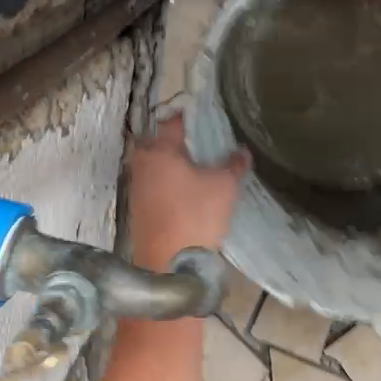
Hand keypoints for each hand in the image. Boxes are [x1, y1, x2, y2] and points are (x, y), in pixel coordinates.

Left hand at [128, 116, 249, 272]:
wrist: (169, 265)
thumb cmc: (196, 215)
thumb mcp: (224, 186)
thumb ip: (234, 164)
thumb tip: (243, 150)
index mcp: (160, 150)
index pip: (173, 120)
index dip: (189, 116)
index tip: (204, 115)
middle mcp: (143, 163)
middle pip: (159, 142)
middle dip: (177, 140)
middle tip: (200, 141)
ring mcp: (137, 187)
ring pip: (154, 164)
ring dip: (171, 163)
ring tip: (196, 165)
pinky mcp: (138, 209)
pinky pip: (153, 184)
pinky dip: (166, 182)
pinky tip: (185, 190)